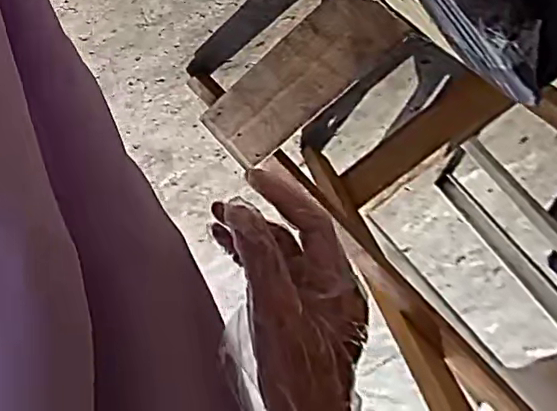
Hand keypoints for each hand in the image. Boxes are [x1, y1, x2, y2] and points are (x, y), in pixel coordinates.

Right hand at [211, 164, 367, 410]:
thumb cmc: (300, 379)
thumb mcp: (276, 306)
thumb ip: (259, 254)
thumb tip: (242, 210)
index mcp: (336, 284)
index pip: (312, 221)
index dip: (282, 194)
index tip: (254, 177)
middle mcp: (328, 291)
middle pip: (292, 235)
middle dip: (256, 215)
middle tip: (228, 203)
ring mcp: (313, 305)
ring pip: (279, 253)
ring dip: (248, 234)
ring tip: (220, 221)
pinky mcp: (295, 317)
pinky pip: (271, 272)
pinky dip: (248, 255)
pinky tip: (230, 251)